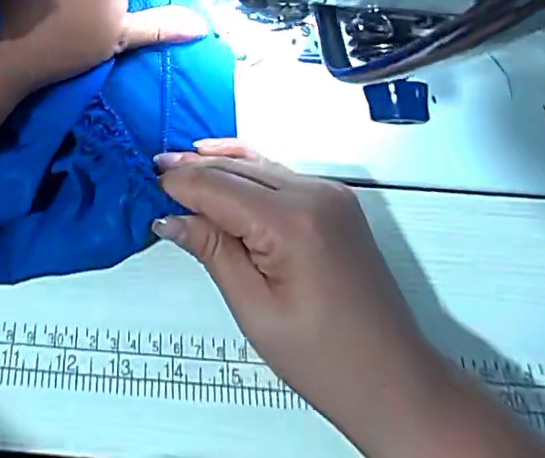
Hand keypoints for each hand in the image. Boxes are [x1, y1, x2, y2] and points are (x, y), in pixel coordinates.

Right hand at [155, 141, 544, 456]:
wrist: (397, 384)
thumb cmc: (324, 360)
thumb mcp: (254, 309)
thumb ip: (212, 250)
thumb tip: (169, 216)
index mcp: (294, 223)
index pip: (219, 187)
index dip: (180, 184)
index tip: (147, 183)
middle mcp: (314, 194)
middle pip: (237, 169)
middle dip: (194, 169)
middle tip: (152, 169)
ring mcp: (330, 193)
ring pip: (257, 164)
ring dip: (217, 164)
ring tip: (176, 164)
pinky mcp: (335, 200)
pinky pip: (278, 172)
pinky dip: (247, 167)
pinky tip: (221, 160)